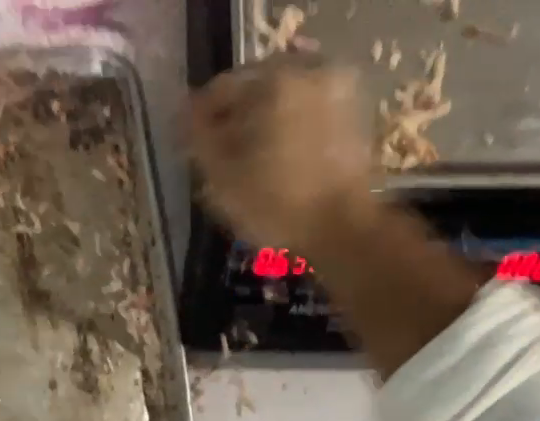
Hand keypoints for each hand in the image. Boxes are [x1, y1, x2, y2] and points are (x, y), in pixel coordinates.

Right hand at [187, 61, 375, 252]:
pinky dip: (287, 129)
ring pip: (282, 101)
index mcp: (272, 81)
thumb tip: (187, 118)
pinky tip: (274, 159)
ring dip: (260, 123)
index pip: (220, 88)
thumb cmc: (275, 204)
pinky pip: (306, 113)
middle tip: (216, 150)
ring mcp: (336, 91)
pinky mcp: (353, 115)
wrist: (343, 228)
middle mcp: (308, 72)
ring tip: (245, 158)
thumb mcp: (221, 177)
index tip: (186, 140)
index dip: (198, 116)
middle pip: (255, 89)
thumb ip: (199, 139)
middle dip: (232, 117)